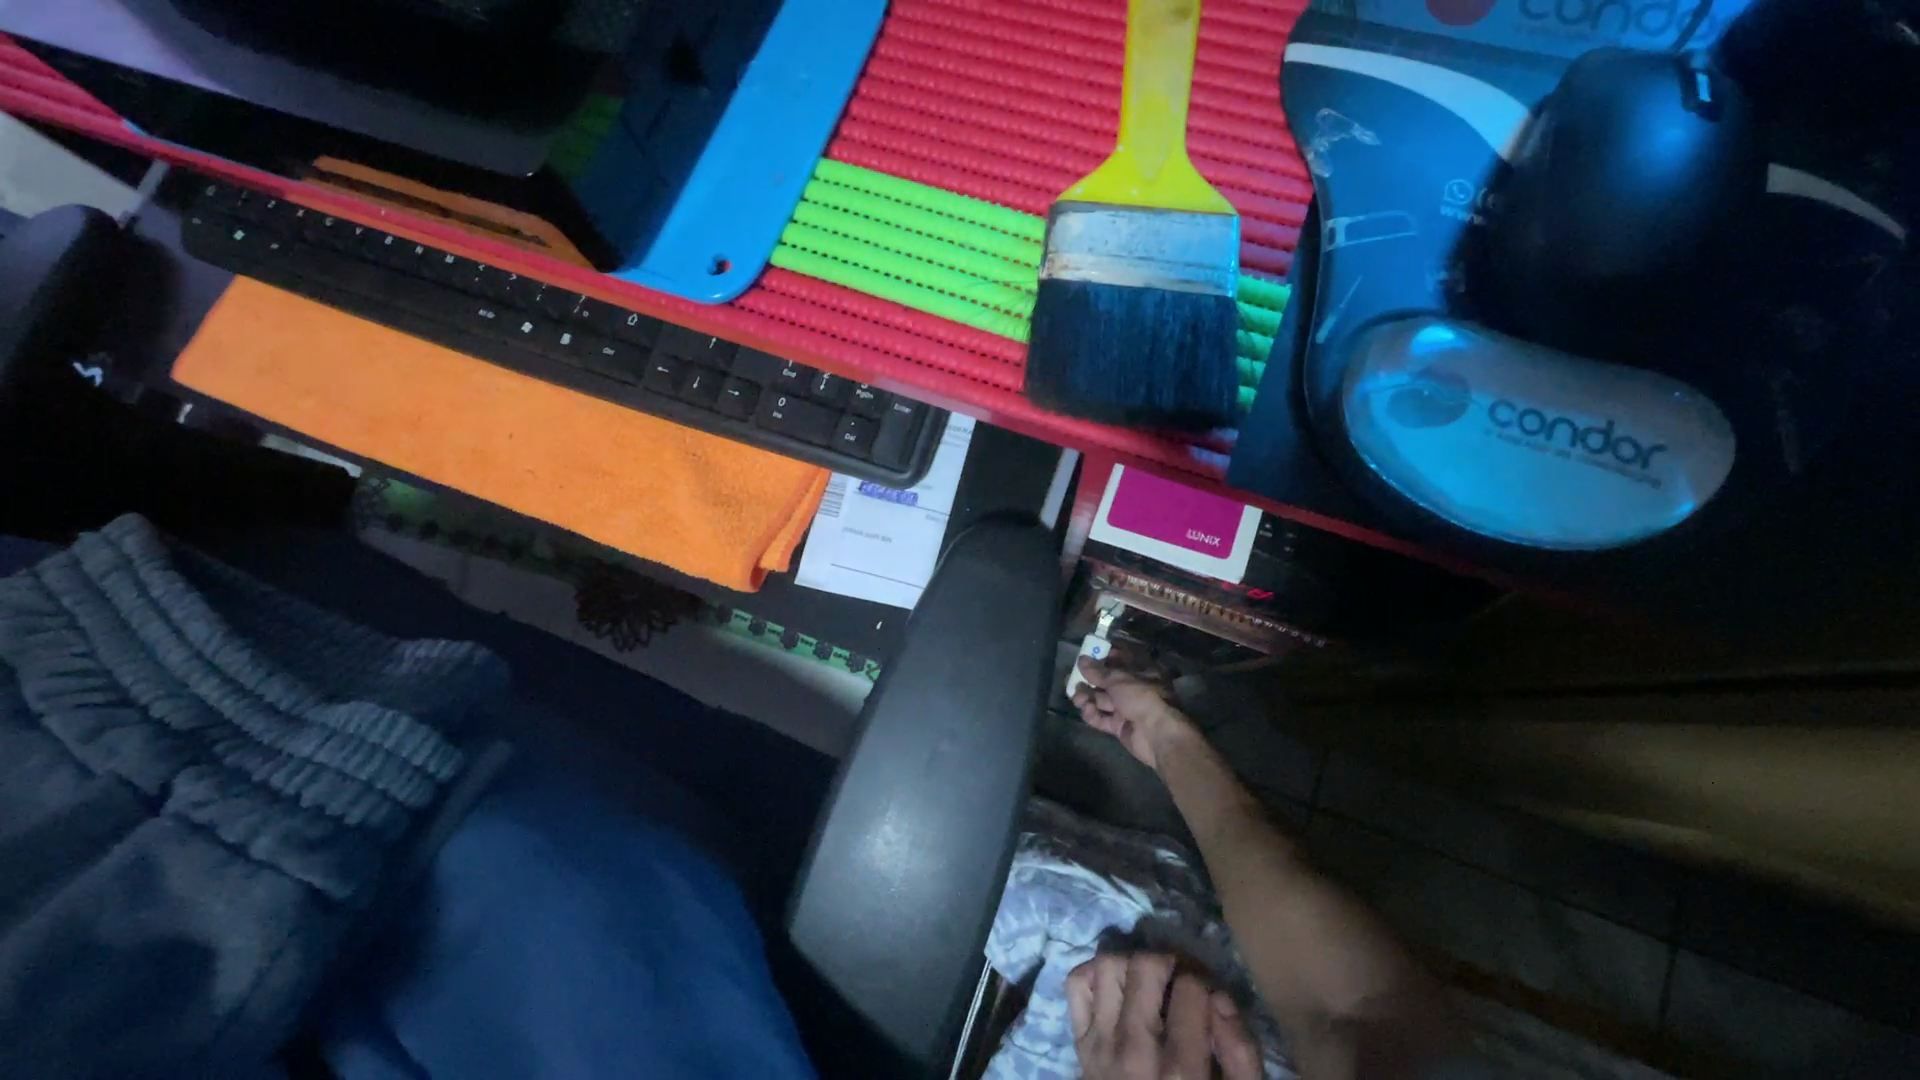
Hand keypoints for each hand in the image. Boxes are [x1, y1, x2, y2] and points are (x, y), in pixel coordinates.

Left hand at [1068, 953, 1262, 1079]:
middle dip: (1171, 961)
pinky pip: (1076, 985)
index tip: (1211, 995)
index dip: (1206, 982)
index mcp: (1181, 1071)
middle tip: (1183, 977)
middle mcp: (1134, 1050)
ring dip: (1133, 963)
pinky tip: (1119, 988)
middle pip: (1146, 965)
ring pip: (1108, 965)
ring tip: (1152, 981)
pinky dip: (1095, 975)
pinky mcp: (1080, 1044)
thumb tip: (1220, 998)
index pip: (1191, 988)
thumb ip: (1240, 1052)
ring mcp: (1100, 1045)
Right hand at [1071, 658, 1196, 770]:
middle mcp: (1135, 690)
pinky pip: (1103, 719)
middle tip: (1071, 679)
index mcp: (1141, 673)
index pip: (1121, 661)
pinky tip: (1086, 711)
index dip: (1103, 658)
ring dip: (1087, 698)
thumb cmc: (1142, 697)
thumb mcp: (1119, 680)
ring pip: (1102, 701)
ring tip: (1076, 697)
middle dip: (1089, 681)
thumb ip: (1098, 671)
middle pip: (1108, 683)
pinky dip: (1093, 715)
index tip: (1086, 656)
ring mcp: (1127, 709)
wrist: (1157, 734)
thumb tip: (1081, 659)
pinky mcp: (1120, 727)